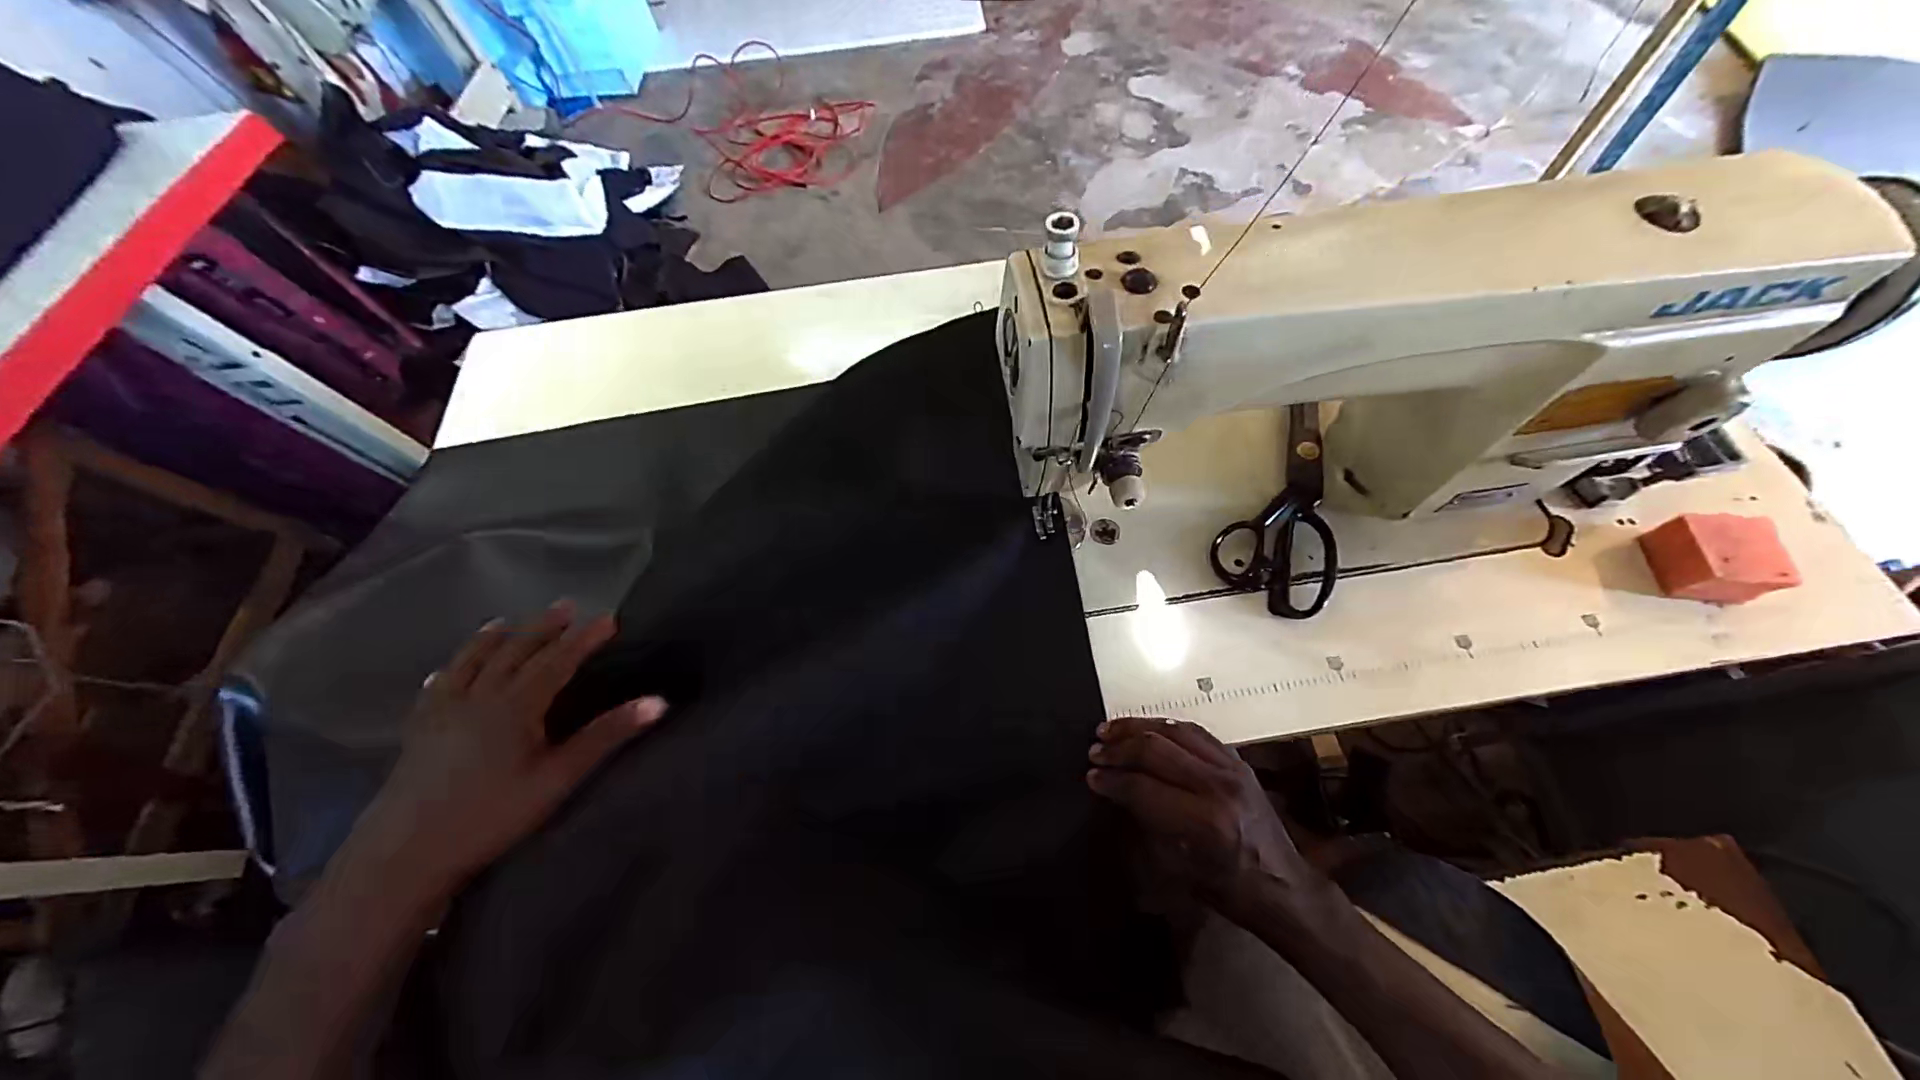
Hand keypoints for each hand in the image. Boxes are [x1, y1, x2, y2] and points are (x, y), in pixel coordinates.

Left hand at [352, 602, 665, 894]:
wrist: (404, 855)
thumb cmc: (492, 815)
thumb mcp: (558, 778)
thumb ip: (605, 736)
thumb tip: (657, 702)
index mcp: (516, 706)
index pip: (557, 661)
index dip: (584, 639)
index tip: (608, 618)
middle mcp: (479, 697)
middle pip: (515, 652)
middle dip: (543, 628)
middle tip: (565, 606)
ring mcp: (443, 711)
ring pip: (471, 661)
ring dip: (494, 638)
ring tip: (509, 621)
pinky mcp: (418, 730)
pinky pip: (436, 686)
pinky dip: (450, 668)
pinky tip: (446, 669)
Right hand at [1087, 716, 1327, 925]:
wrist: (1286, 888)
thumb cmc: (1230, 889)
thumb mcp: (1179, 869)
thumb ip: (1147, 825)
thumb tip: (1116, 793)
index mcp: (1204, 820)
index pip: (1143, 786)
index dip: (1112, 780)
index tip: (1091, 777)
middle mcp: (1218, 786)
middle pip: (1155, 750)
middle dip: (1119, 749)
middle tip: (1095, 751)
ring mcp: (1232, 769)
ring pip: (1174, 731)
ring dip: (1137, 728)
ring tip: (1111, 730)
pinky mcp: (1239, 762)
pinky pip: (1196, 732)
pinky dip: (1166, 726)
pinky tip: (1148, 729)